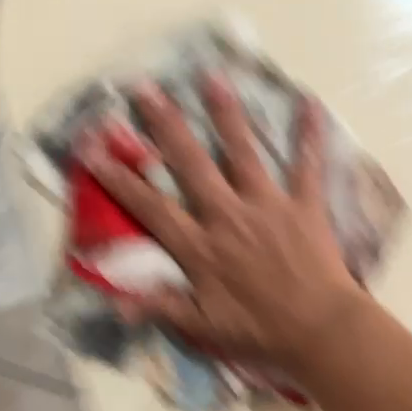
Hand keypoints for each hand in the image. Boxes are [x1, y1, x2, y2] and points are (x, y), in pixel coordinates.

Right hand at [78, 74, 370, 378]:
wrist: (319, 331)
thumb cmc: (260, 334)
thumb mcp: (204, 328)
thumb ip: (163, 308)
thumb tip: (117, 303)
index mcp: (201, 248)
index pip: (150, 207)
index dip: (118, 178)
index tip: (91, 148)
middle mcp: (228, 215)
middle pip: (191, 163)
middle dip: (165, 125)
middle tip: (145, 88)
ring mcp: (268, 205)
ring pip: (242, 151)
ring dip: (226, 113)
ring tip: (211, 76)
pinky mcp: (305, 205)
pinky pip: (307, 164)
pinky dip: (309, 133)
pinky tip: (309, 101)